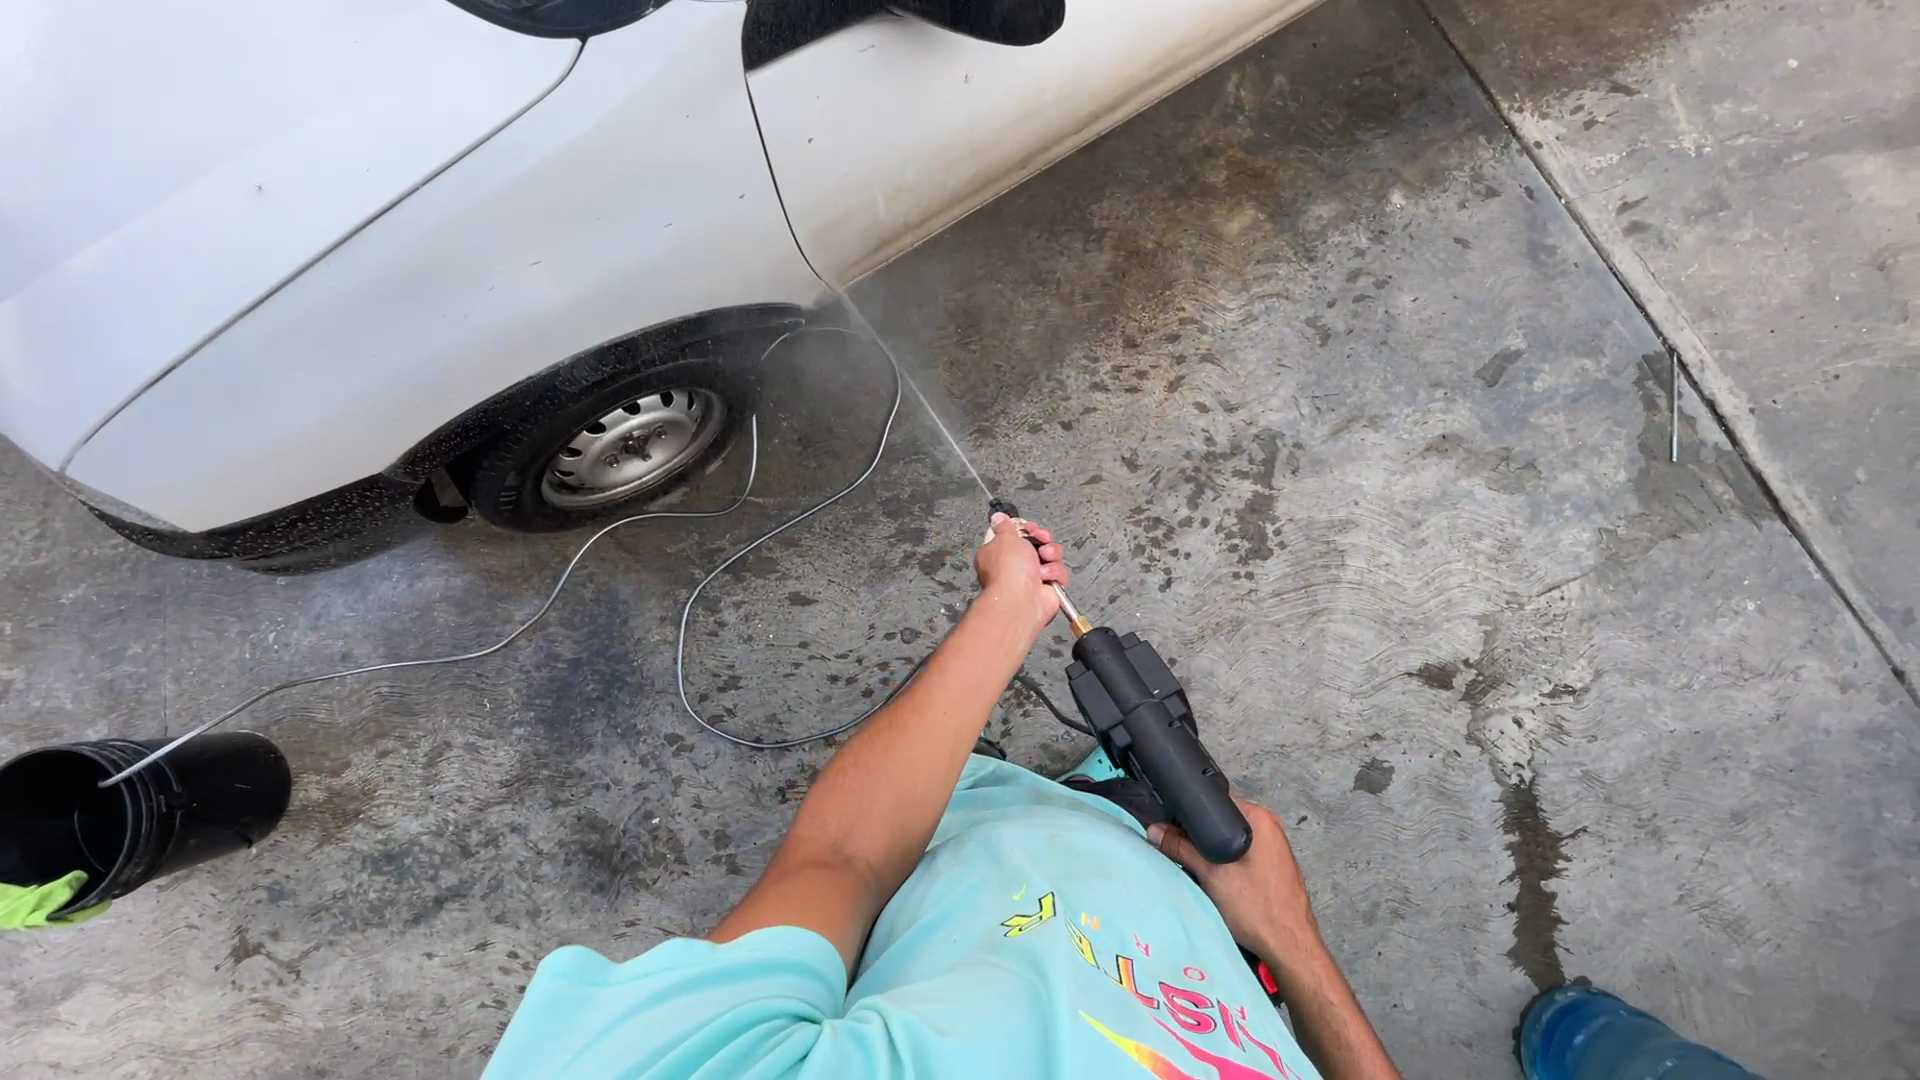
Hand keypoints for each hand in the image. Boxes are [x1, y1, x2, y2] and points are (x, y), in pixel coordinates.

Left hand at [974, 513, 1069, 637]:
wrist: (1021, 599)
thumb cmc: (1009, 568)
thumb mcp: (1005, 538)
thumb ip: (1004, 526)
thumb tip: (997, 517)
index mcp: (998, 553)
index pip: (1016, 535)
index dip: (1026, 529)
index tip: (1029, 528)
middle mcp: (1013, 566)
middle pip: (1036, 544)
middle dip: (1042, 540)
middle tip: (1042, 540)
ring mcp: (1031, 578)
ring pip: (1051, 557)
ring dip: (1051, 555)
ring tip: (1044, 559)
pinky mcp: (1047, 589)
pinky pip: (1059, 574)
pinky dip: (1055, 574)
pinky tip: (1046, 577)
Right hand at [1149, 796, 1321, 971]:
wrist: (1291, 950)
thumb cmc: (1257, 909)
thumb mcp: (1211, 875)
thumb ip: (1180, 848)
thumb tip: (1154, 830)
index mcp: (1259, 818)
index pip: (1215, 801)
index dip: (1188, 811)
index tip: (1169, 824)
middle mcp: (1270, 827)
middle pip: (1221, 820)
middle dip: (1199, 834)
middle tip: (1177, 847)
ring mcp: (1274, 849)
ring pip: (1230, 840)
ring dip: (1211, 851)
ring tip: (1193, 864)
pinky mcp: (1274, 868)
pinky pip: (1241, 855)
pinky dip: (1226, 862)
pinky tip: (1216, 878)